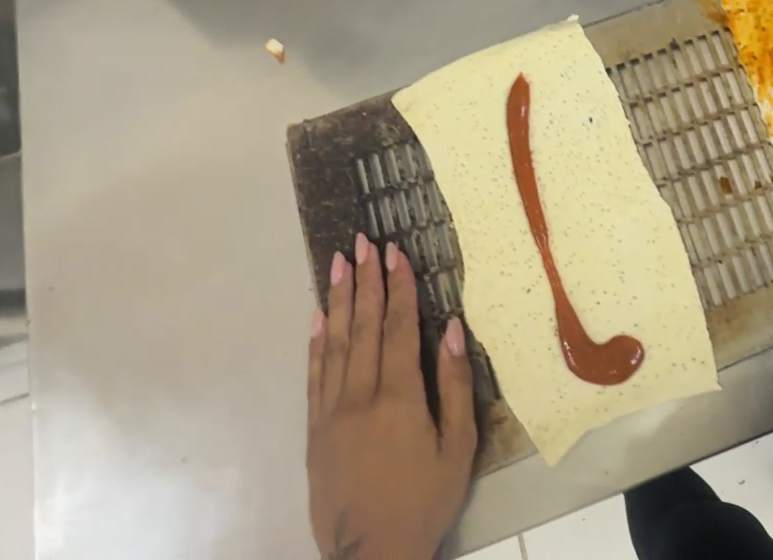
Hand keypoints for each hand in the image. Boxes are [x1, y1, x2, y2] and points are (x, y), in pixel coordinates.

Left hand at [308, 233, 477, 559]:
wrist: (372, 554)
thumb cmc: (426, 497)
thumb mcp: (458, 444)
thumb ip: (455, 384)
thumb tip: (454, 330)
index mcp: (399, 397)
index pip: (399, 328)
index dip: (398, 288)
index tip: (395, 253)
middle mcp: (359, 396)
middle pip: (363, 327)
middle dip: (365, 282)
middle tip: (362, 243)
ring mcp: (331, 412)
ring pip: (334, 344)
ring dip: (337, 301)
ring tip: (338, 264)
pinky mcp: (315, 431)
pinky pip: (314, 376)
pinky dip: (316, 342)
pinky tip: (318, 318)